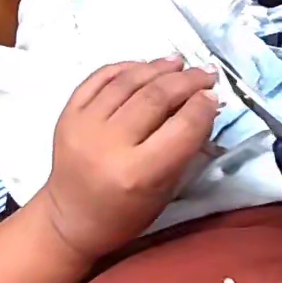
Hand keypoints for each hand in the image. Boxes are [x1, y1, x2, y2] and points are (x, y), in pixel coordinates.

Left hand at [35, 57, 218, 262]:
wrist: (70, 219)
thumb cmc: (126, 213)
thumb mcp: (165, 189)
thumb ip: (184, 147)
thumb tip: (203, 103)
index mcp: (137, 174)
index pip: (181, 128)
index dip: (203, 106)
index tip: (214, 94)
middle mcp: (109, 145)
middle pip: (156, 97)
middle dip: (187, 81)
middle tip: (205, 73)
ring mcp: (83, 126)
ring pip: (128, 81)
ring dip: (158, 68)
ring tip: (178, 63)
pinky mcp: (67, 114)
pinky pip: (99, 78)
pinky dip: (126, 67)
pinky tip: (145, 66)